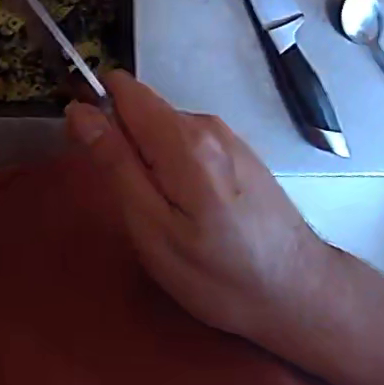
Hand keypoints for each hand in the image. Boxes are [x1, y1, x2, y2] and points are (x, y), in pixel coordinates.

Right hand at [65, 72, 331, 344]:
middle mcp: (205, 123)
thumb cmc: (218, 273)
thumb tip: (79, 112)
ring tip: (162, 212)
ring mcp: (226, 135)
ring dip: (147, 156)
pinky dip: (172, 164)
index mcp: (181, 138)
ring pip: (162, 127)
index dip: (95, 107)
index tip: (89, 149)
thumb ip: (114, 162)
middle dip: (122, 141)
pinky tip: (190, 209)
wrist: (304, 295)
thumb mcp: (151, 226)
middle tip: (129, 199)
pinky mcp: (238, 151)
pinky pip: (186, 141)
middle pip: (141, 108)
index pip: (122, 88)